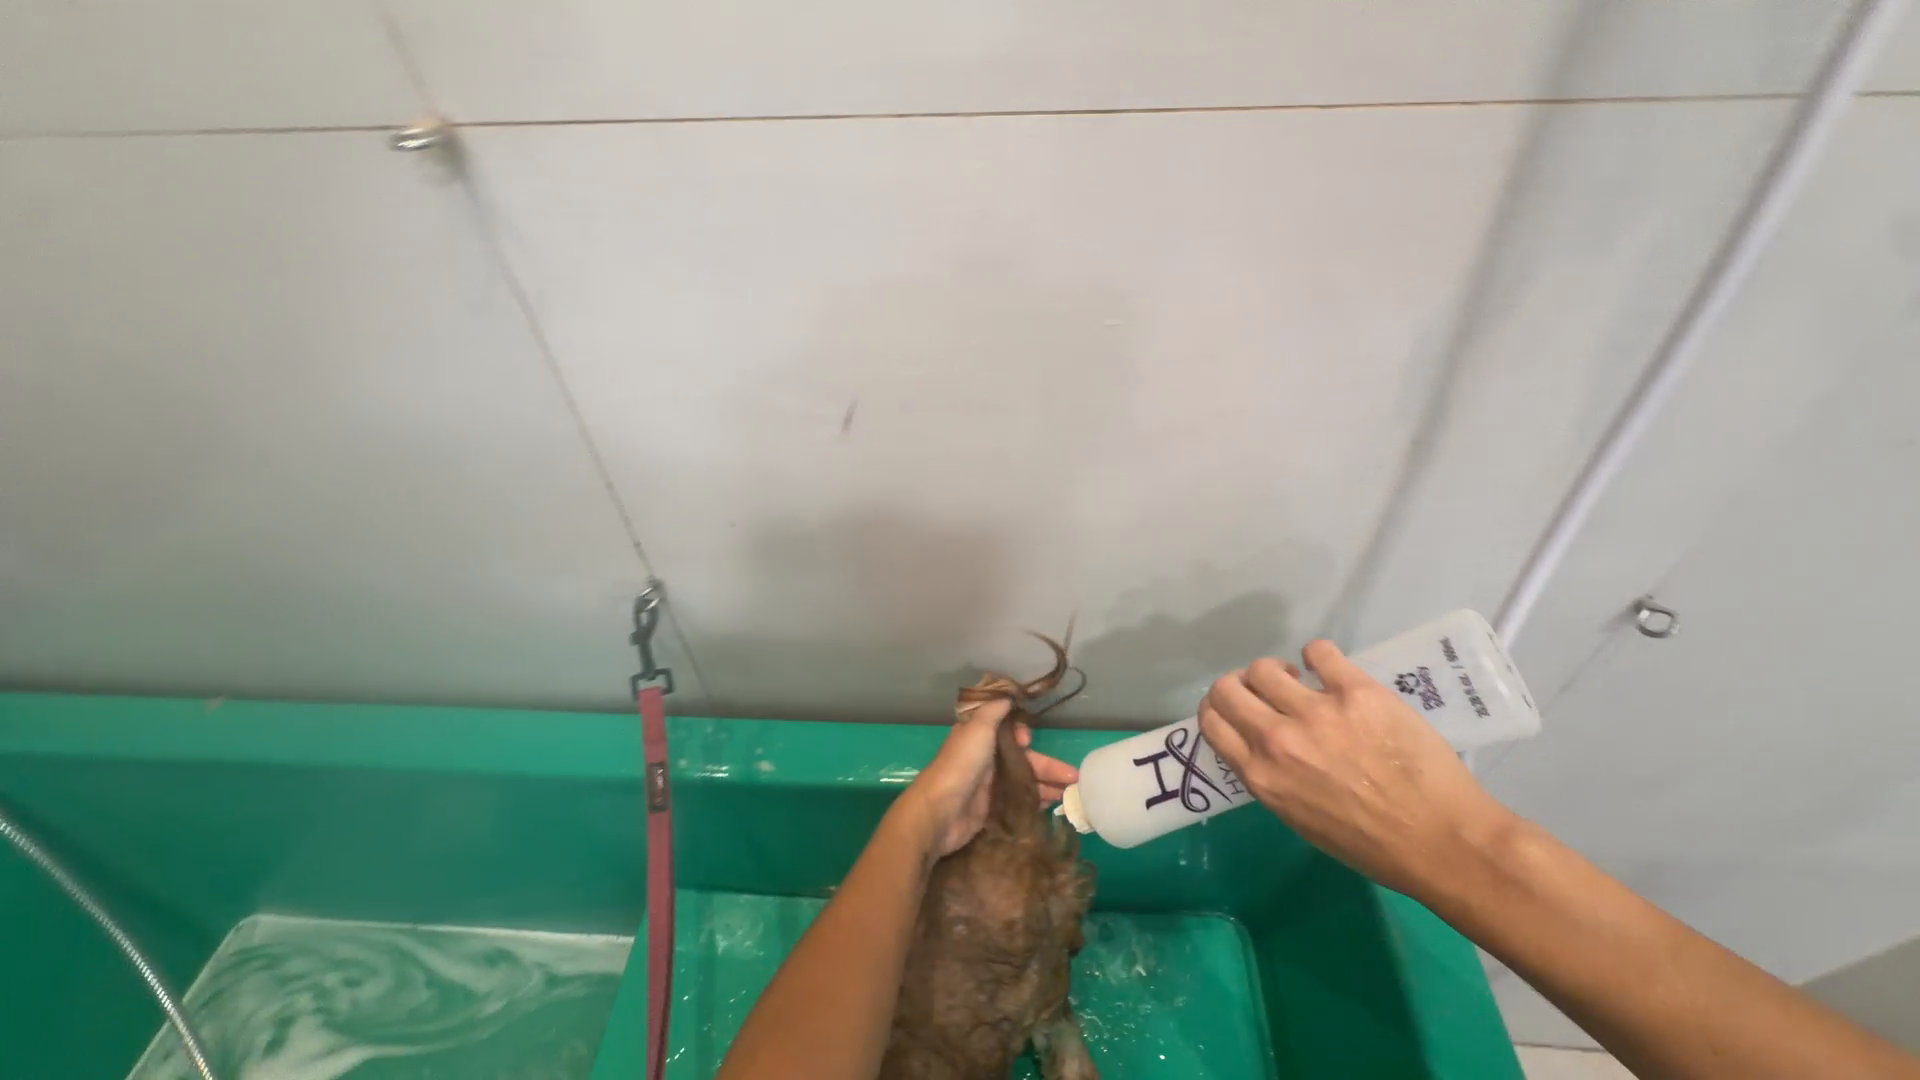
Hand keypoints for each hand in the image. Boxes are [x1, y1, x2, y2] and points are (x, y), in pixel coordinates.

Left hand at [896, 698, 1080, 858]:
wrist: (940, 812)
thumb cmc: (960, 765)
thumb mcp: (977, 728)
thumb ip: (993, 711)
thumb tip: (1006, 696)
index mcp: (979, 737)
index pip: (1008, 731)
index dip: (1023, 734)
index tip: (1027, 739)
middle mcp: (985, 759)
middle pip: (1023, 759)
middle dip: (1048, 766)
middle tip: (1074, 778)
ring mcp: (989, 786)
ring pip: (1025, 782)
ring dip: (1047, 786)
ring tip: (1072, 796)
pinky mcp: (992, 810)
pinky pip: (1020, 803)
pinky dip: (1037, 803)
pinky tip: (1054, 808)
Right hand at [1197, 639, 1515, 897]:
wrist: (1442, 840)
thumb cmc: (1369, 844)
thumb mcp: (1297, 818)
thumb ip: (1269, 775)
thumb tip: (1259, 743)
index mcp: (1261, 775)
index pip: (1211, 721)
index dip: (1216, 708)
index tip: (1234, 708)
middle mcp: (1277, 739)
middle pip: (1226, 688)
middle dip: (1238, 686)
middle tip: (1264, 693)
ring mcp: (1316, 712)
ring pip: (1263, 667)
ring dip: (1275, 671)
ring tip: (1299, 682)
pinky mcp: (1355, 692)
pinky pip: (1318, 652)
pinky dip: (1316, 655)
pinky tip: (1327, 668)